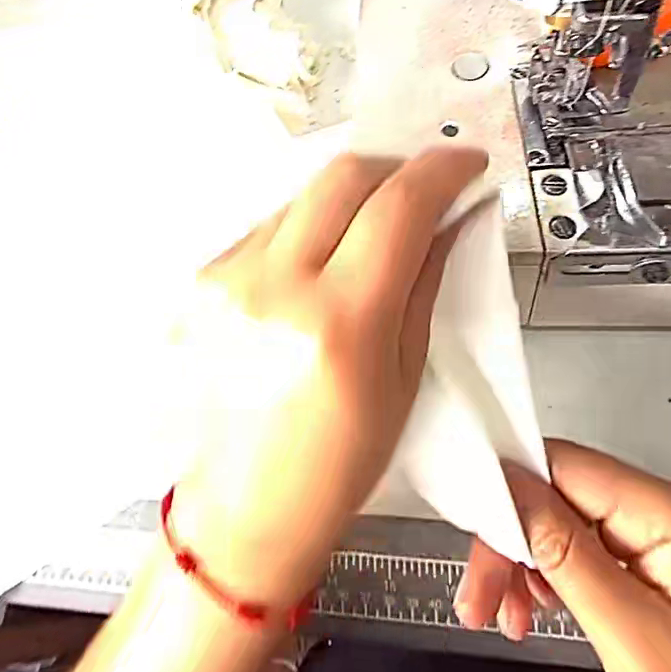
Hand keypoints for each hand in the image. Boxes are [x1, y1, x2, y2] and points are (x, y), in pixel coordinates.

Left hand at [172, 147, 488, 607]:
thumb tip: (451, 216)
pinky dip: (310, 224)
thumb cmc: (334, 463)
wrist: (239, 508)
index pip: (399, 207)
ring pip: (304, 193)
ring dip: (352, 196)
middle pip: (344, 175)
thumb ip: (426, 280)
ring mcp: (227, 280)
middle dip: (396, 167)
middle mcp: (273, 288)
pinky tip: (321, 263)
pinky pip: (270, 223)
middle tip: (422, 188)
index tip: (468, 163)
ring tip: (371, 233)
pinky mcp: (202, 282)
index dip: (443, 171)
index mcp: (339, 324)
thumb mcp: (403, 377)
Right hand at [455, 440, 670, 671]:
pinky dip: (554, 583)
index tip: (473, 525)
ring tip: (503, 612)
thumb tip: (516, 487)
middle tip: (479, 592)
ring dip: (527, 566)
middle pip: (563, 497)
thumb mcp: (640, 644)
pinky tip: (537, 611)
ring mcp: (667, 547)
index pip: (567, 465)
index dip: (513, 488)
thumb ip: (572, 557)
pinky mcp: (661, 577)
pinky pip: (591, 558)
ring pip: (569, 529)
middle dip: (513, 540)